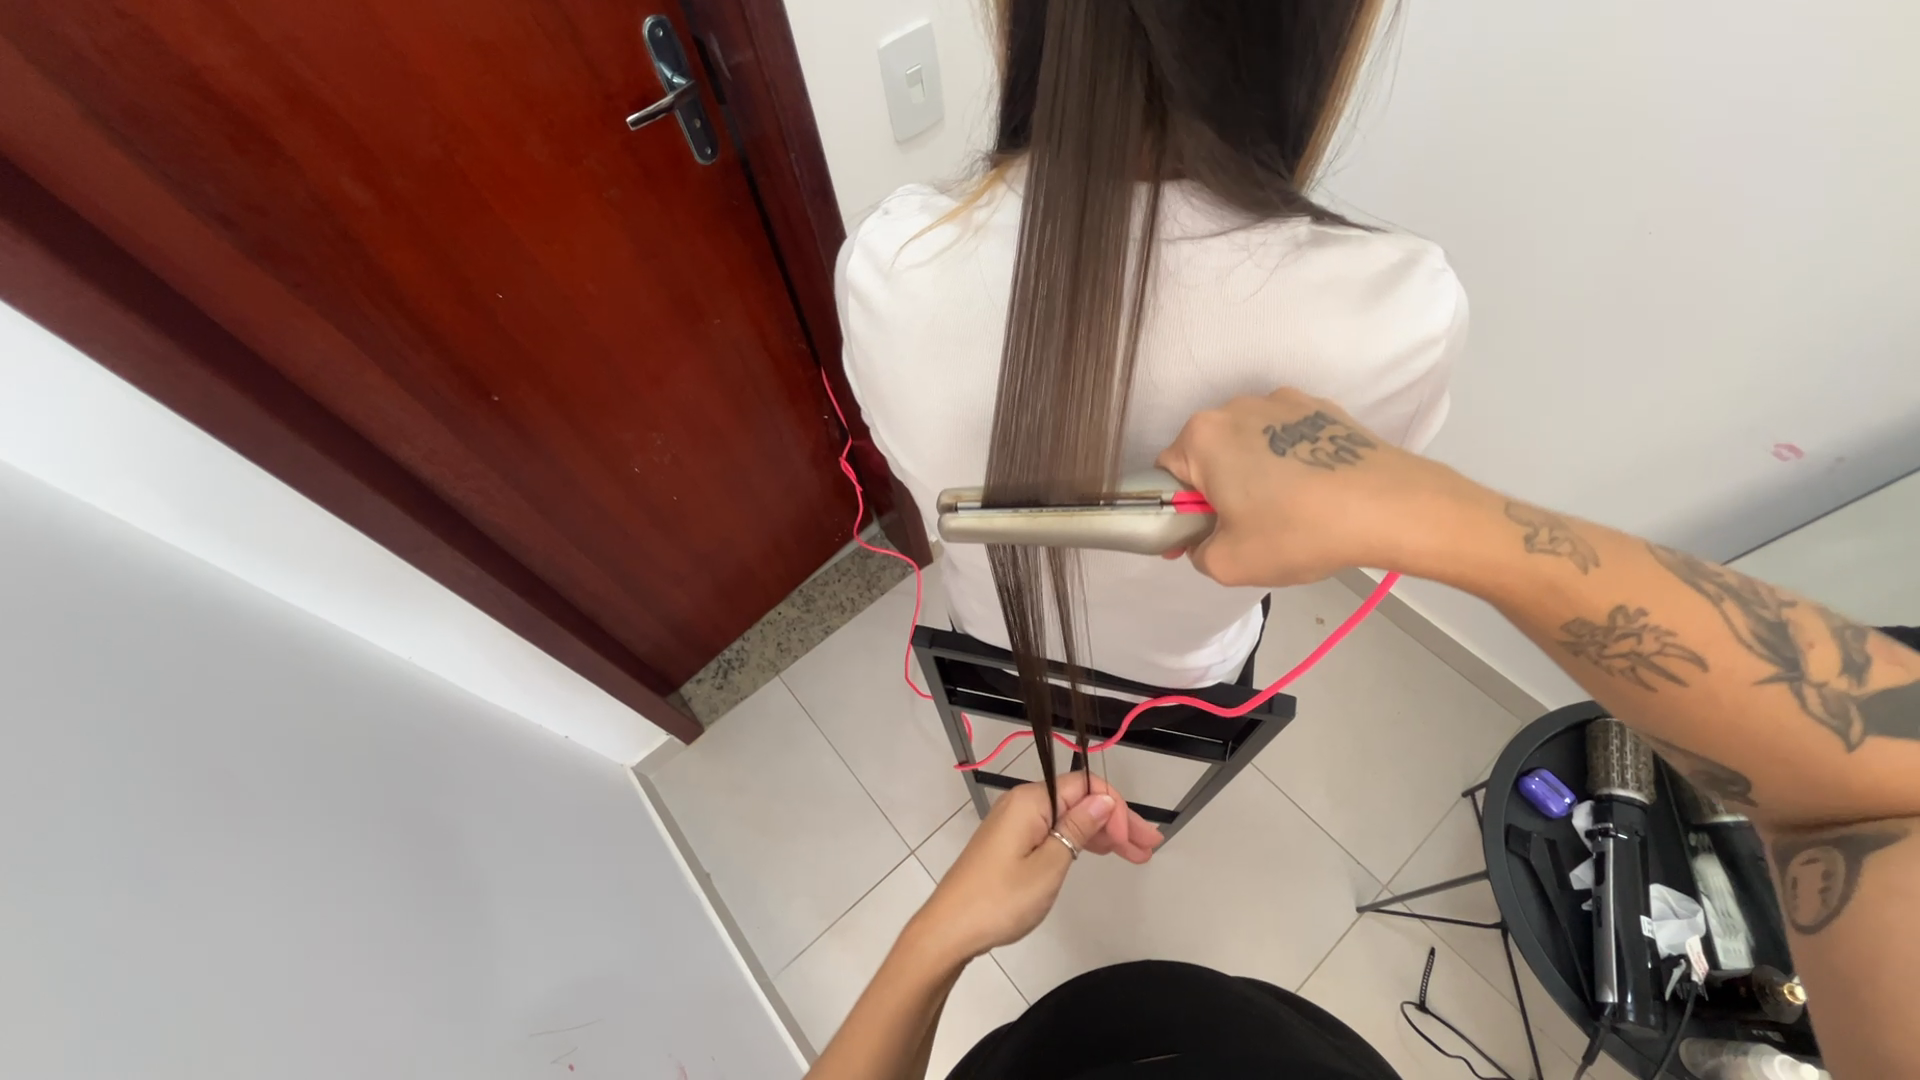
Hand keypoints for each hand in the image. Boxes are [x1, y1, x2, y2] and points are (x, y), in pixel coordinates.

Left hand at [905, 774, 1160, 964]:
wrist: (949, 928)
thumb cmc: (1000, 899)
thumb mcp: (1049, 865)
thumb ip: (1078, 829)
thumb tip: (1103, 800)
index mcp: (1030, 800)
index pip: (1083, 786)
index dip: (1114, 808)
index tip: (1133, 841)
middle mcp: (1022, 803)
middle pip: (1078, 800)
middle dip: (1115, 820)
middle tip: (1149, 848)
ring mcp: (1015, 822)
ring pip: (1068, 816)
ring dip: (1100, 832)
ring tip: (1134, 855)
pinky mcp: (1011, 842)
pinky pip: (1053, 830)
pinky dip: (1078, 841)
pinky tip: (1097, 852)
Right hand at [1156, 388, 1465, 586]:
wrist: (1392, 508)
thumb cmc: (1298, 531)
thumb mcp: (1226, 564)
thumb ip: (1195, 552)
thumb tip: (1203, 540)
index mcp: (1202, 436)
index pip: (1165, 474)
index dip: (1176, 510)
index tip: (1199, 536)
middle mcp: (1236, 407)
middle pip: (1207, 455)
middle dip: (1215, 490)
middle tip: (1243, 529)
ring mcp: (1284, 401)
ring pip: (1248, 445)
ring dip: (1252, 474)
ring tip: (1285, 512)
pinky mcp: (1322, 408)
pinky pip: (1286, 438)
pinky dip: (1288, 463)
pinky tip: (1313, 494)